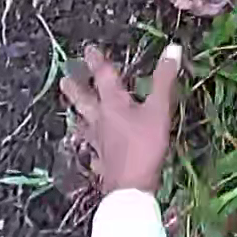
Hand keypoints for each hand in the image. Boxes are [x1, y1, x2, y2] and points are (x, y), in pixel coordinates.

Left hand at [60, 43, 183, 193]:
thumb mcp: (159, 109)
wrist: (130, 189)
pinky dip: (90, 144)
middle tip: (64, 78)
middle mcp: (100, 121)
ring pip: (84, 124)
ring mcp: (98, 142)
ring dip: (79, 115)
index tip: (88, 50)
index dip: (97, 62)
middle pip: (84, 101)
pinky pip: (92, 148)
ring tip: (72, 112)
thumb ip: (164, 79)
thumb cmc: (145, 145)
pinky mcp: (102, 160)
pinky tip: (91, 148)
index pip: (102, 78)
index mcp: (113, 104)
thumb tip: (173, 48)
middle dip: (76, 88)